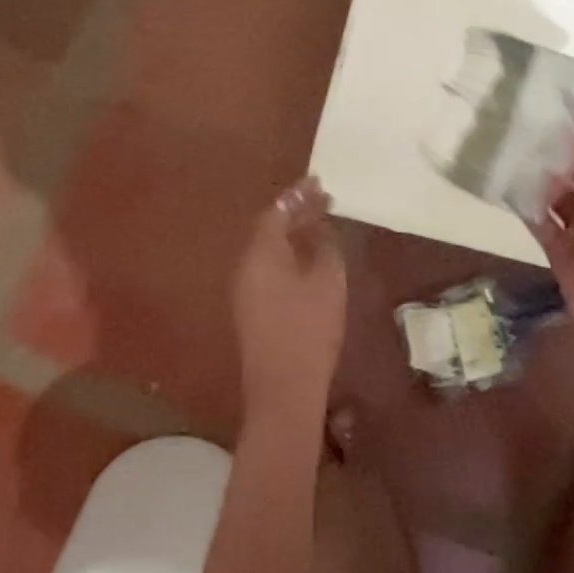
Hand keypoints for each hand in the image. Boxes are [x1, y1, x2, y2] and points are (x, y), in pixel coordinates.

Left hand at [233, 176, 347, 420]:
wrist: (283, 389)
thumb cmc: (309, 330)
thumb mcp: (328, 281)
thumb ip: (324, 246)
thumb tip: (320, 226)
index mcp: (260, 253)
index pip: (276, 211)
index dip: (298, 195)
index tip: (319, 183)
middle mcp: (246, 266)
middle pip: (268, 229)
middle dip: (295, 213)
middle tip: (322, 201)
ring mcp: (245, 290)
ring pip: (268, 250)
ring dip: (292, 235)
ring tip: (320, 225)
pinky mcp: (252, 311)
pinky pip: (268, 269)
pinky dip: (288, 256)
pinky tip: (308, 261)